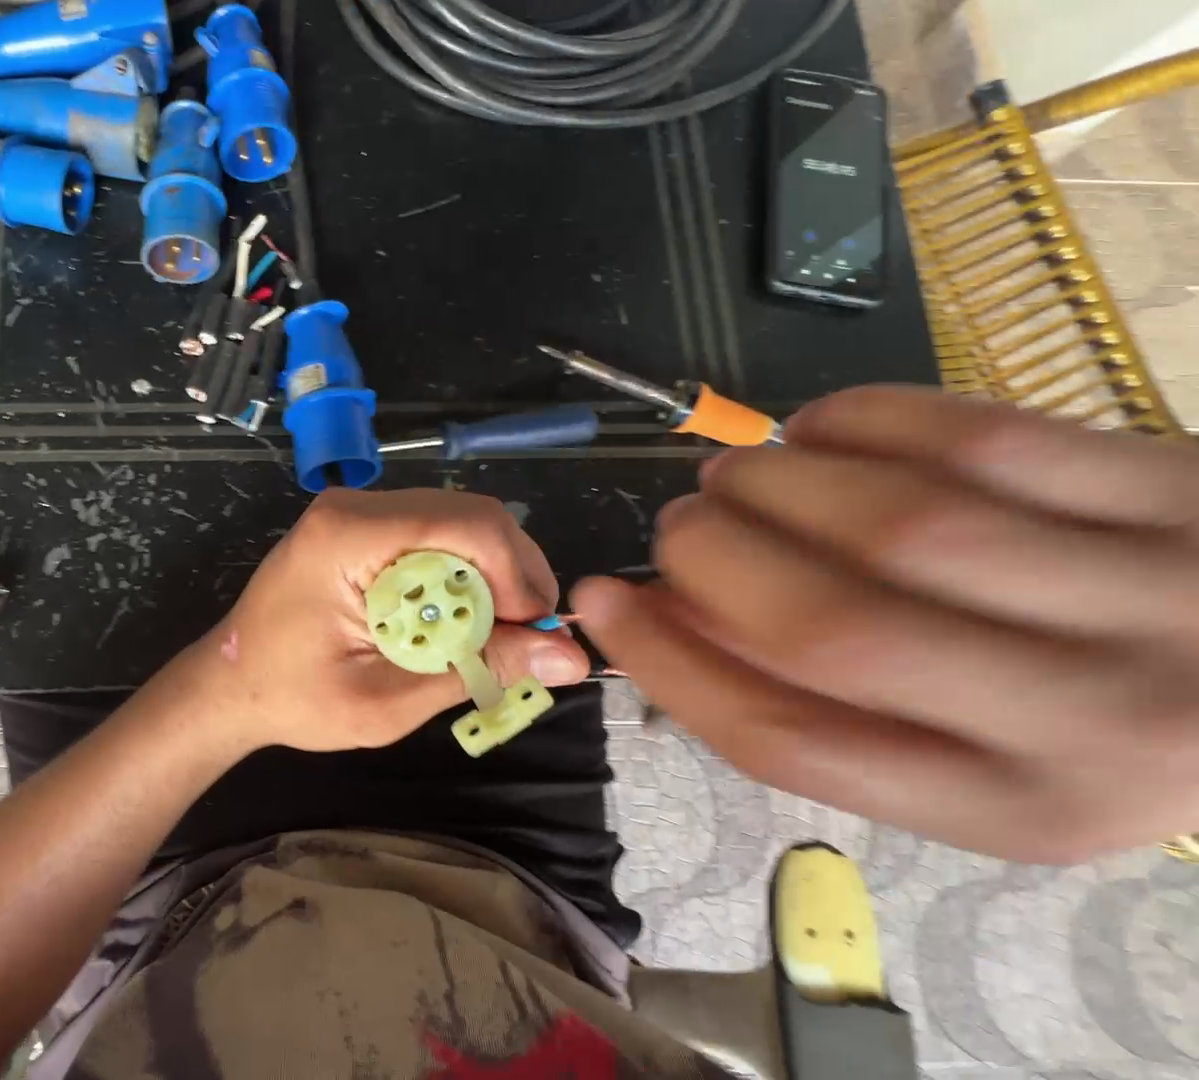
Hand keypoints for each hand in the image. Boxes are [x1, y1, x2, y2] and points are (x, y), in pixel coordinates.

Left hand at [179, 487, 588, 754]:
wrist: (230, 686)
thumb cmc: (294, 699)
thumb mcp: (389, 698)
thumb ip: (477, 668)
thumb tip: (571, 658)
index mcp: (349, 535)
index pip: (467, 523)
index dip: (518, 574)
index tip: (534, 633)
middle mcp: (353, 507)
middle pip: (470, 515)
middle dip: (513, 575)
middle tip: (526, 639)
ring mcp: (353, 512)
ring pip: (458, 522)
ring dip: (492, 576)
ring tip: (499, 636)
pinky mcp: (358, 528)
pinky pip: (434, 535)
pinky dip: (462, 574)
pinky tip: (463, 620)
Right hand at [574, 385, 1198, 863]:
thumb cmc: (1098, 718)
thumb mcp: (956, 748)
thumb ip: (805, 693)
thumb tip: (660, 611)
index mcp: (1011, 807)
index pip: (785, 738)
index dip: (664, 662)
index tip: (597, 599)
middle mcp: (1092, 723)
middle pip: (833, 631)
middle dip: (713, 562)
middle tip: (678, 524)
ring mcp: (1159, 598)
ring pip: (900, 524)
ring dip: (772, 482)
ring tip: (734, 472)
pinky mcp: (1185, 487)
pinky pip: (978, 436)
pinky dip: (860, 418)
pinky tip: (816, 424)